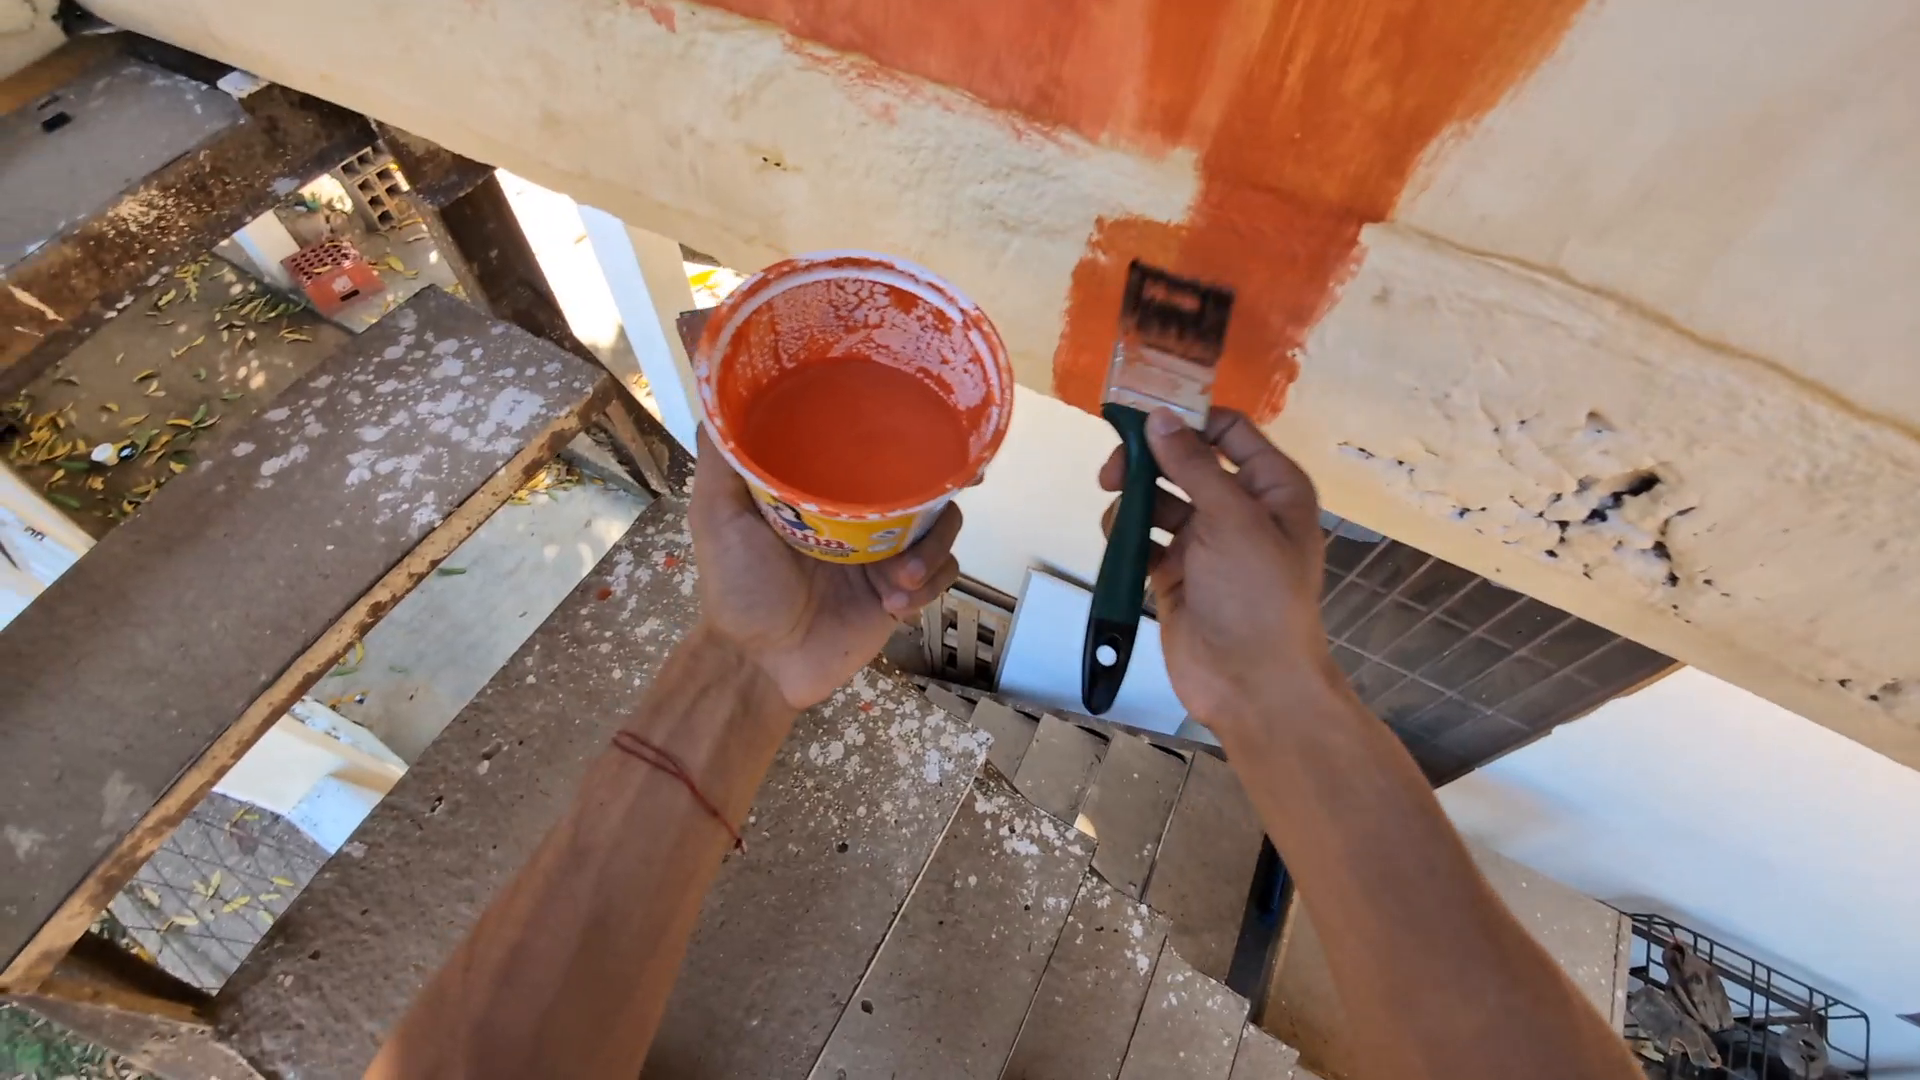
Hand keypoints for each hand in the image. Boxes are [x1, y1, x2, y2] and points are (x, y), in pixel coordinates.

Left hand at [691, 428, 962, 709]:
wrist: (760, 663)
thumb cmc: (737, 586)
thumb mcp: (718, 515)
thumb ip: (722, 462)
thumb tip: (721, 395)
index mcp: (830, 495)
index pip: (878, 456)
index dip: (907, 442)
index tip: (929, 427)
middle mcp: (865, 520)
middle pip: (923, 489)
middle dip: (938, 495)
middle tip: (944, 497)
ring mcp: (887, 558)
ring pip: (942, 533)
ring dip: (931, 550)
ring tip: (899, 576)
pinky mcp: (902, 596)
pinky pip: (941, 577)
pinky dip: (928, 587)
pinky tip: (894, 603)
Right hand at [1099, 407, 1338, 735]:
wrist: (1250, 683)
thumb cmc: (1257, 595)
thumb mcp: (1232, 520)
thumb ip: (1192, 465)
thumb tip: (1159, 416)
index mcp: (1271, 486)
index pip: (1227, 430)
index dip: (1186, 419)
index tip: (1139, 416)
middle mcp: (1238, 507)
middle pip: (1183, 461)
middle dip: (1148, 462)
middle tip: (1111, 471)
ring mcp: (1204, 541)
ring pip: (1158, 498)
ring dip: (1134, 501)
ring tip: (1119, 517)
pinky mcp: (1174, 570)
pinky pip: (1144, 537)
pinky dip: (1129, 535)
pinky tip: (1122, 542)